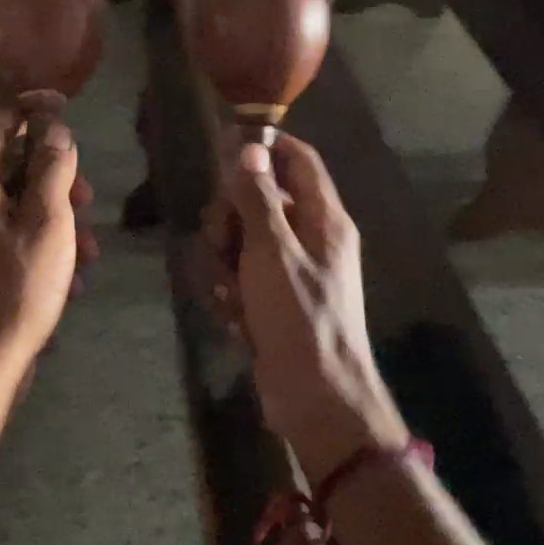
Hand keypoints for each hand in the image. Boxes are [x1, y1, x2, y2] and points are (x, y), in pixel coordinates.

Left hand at [0, 110, 92, 379]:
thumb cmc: (13, 286)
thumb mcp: (48, 221)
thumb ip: (53, 167)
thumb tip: (54, 127)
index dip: (35, 113)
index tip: (67, 114)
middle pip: (8, 166)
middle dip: (54, 182)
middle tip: (88, 204)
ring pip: (9, 205)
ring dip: (51, 220)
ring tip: (86, 256)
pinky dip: (32, 244)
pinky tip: (65, 279)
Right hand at [205, 136, 406, 479]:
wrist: (316, 398)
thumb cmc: (300, 317)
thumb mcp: (273, 251)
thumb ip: (258, 198)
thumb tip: (249, 148)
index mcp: (323, 219)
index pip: (300, 160)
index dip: (266, 147)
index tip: (225, 146)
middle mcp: (310, 239)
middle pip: (262, 200)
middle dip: (231, 216)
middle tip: (220, 239)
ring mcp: (291, 273)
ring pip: (244, 241)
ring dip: (225, 261)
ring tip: (227, 290)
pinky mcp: (273, 303)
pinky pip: (242, 278)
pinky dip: (231, 292)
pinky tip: (232, 315)